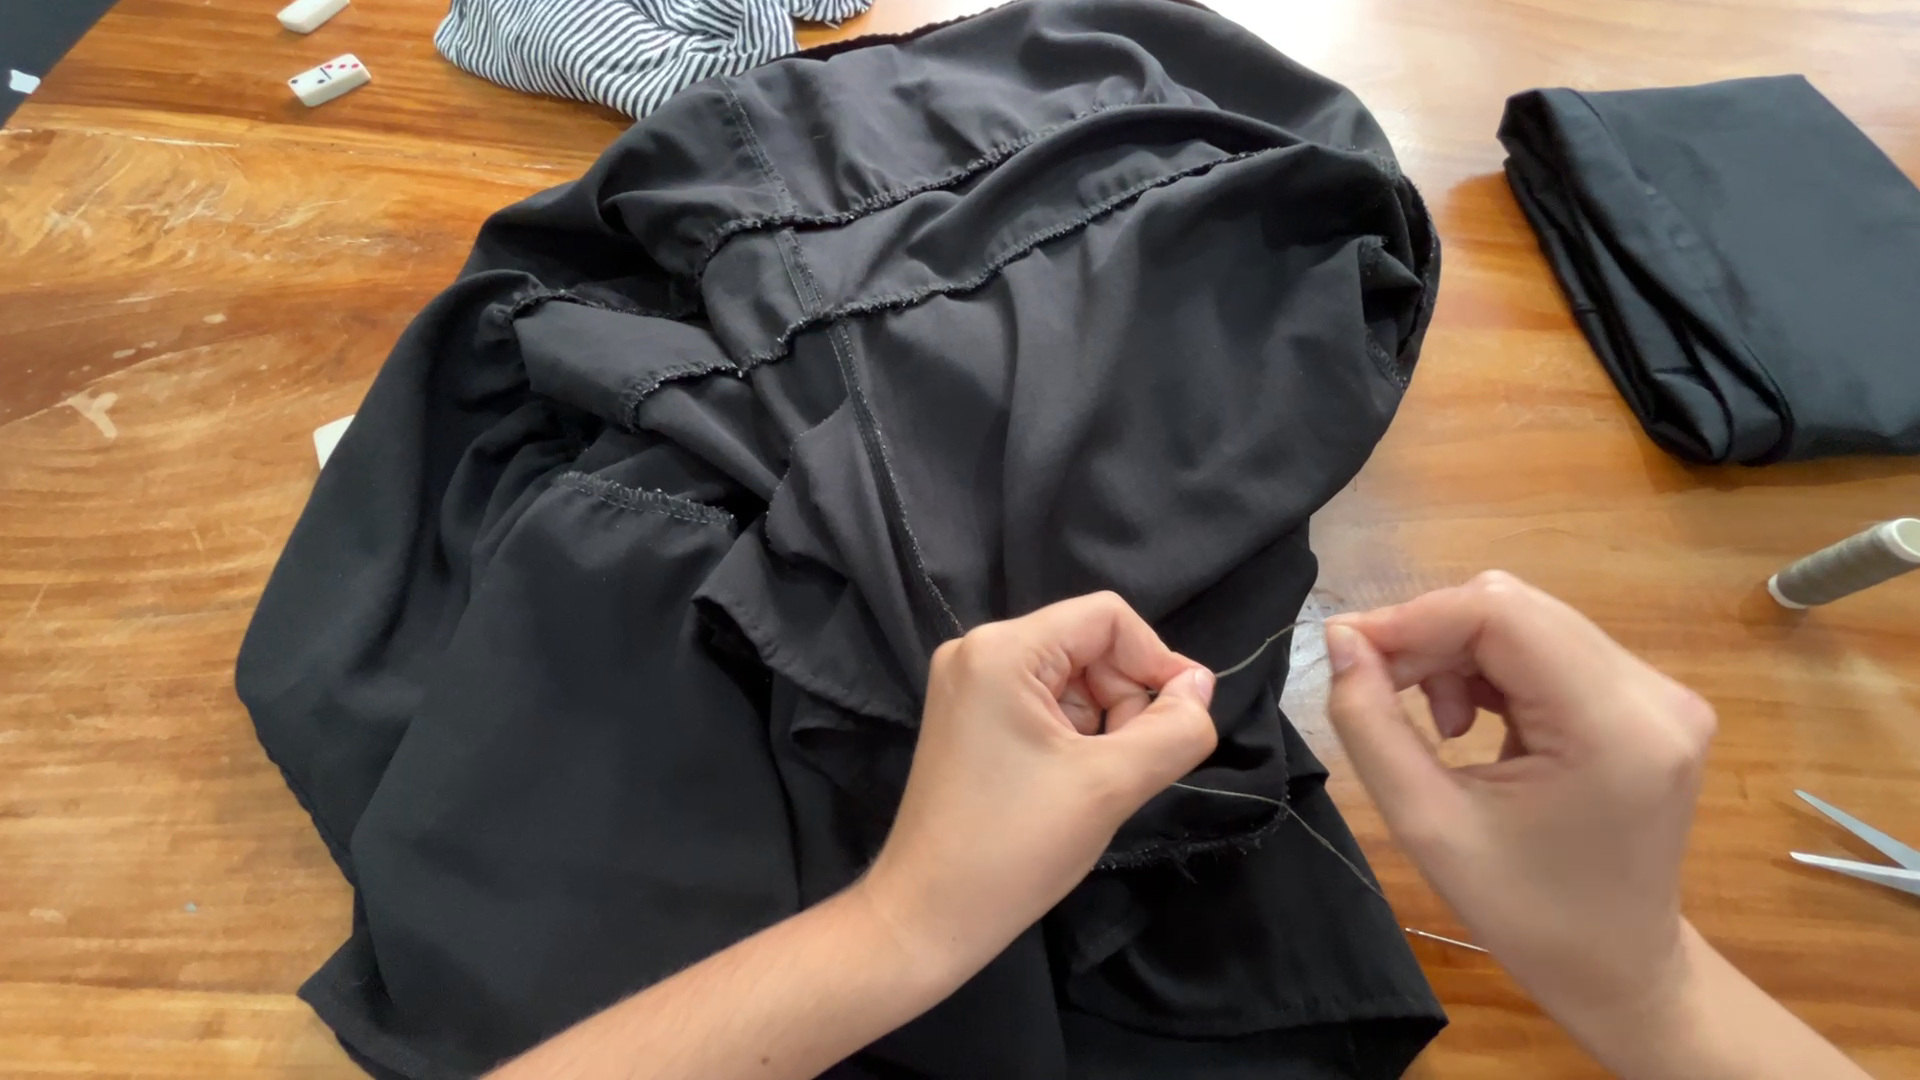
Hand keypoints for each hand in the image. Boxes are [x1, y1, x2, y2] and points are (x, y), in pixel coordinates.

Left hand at [856, 592, 1217, 981]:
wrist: (927, 915)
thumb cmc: (1015, 847)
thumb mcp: (1110, 785)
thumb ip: (1172, 729)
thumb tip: (1201, 685)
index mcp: (1001, 649)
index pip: (1106, 617)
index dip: (1156, 658)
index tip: (1184, 715)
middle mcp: (977, 649)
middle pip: (1086, 644)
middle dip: (1124, 697)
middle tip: (1129, 764)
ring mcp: (967, 682)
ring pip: (1068, 674)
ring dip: (1101, 719)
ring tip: (1095, 780)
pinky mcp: (968, 713)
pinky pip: (1040, 698)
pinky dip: (1072, 732)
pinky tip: (1068, 779)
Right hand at [1323, 572, 1716, 1034]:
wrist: (1619, 968)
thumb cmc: (1521, 908)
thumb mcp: (1422, 819)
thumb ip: (1367, 720)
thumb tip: (1339, 637)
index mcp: (1614, 729)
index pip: (1500, 614)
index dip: (1411, 618)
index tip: (1347, 652)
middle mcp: (1652, 693)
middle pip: (1507, 607)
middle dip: (1424, 635)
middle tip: (1374, 687)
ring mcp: (1654, 692)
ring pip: (1516, 617)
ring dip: (1448, 651)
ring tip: (1431, 721)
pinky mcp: (1638, 697)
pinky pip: (1535, 642)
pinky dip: (1478, 664)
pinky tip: (1464, 718)